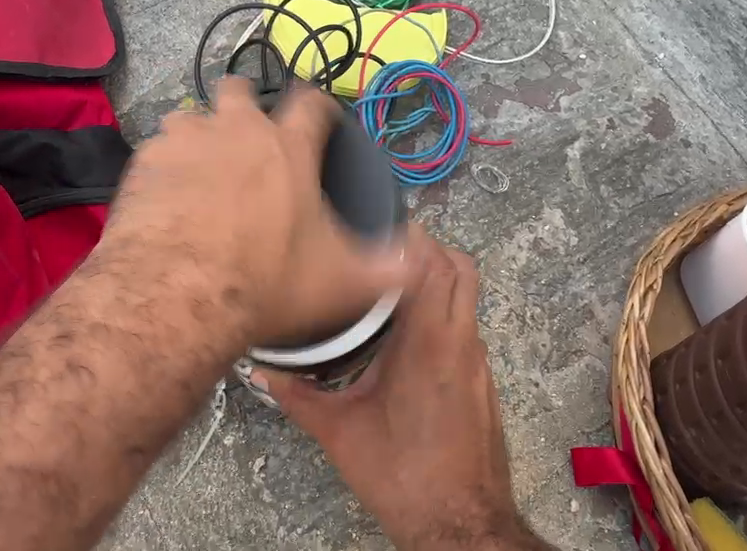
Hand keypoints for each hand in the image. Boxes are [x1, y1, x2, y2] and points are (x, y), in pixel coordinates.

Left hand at [101, 77, 408, 351]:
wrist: (179, 293)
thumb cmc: (267, 282)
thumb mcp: (342, 281)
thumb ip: (388, 269)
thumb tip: (420, 261)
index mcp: (289, 147)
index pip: (311, 103)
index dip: (317, 105)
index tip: (318, 114)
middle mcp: (238, 128)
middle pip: (240, 89)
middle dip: (243, 103)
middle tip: (244, 133)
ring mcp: (188, 138)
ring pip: (191, 115)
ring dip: (198, 133)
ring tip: (198, 166)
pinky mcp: (147, 159)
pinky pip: (156, 148)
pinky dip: (163, 164)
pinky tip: (164, 192)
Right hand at [257, 233, 549, 550]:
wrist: (460, 525)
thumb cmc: (403, 474)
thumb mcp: (340, 431)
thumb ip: (298, 395)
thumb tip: (263, 371)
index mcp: (429, 340)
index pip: (435, 263)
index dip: (414, 237)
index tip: (382, 225)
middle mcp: (461, 341)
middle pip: (461, 267)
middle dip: (429, 248)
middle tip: (387, 250)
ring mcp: (478, 361)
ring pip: (467, 296)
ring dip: (438, 279)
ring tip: (392, 286)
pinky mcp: (483, 381)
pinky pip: (467, 326)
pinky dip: (444, 313)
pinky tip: (409, 335)